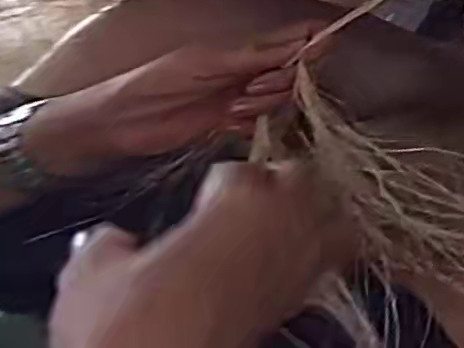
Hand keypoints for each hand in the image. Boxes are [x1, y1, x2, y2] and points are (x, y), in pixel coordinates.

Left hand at [27, 23, 327, 176]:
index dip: (321, 40)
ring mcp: (253, 94)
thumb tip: (317, 37)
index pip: (308, 34)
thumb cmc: (157, 82)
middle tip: (253, 86)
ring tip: (233, 106)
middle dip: (286, 78)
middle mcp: (263, 67)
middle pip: (305, 67)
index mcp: (259, 46)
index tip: (316, 53)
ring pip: (289, 95)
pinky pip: (270, 119)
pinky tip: (227, 122)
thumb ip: (264, 51)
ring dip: (266, 102)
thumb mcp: (211, 60)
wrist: (113, 126)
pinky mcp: (243, 119)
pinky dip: (253, 122)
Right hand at [52, 160, 350, 347]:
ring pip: (327, 196)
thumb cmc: (129, 321)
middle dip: (274, 179)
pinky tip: (312, 241)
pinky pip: (343, 235)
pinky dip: (331, 234)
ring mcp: (310, 232)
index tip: (206, 194)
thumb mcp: (93, 279)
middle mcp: (288, 202)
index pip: (235, 168)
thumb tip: (106, 236)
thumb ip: (103, 245)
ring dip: (308, 201)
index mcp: (241, 193)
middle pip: (295, 170)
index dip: (215, 183)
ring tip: (282, 215)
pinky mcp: (320, 266)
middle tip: (248, 199)